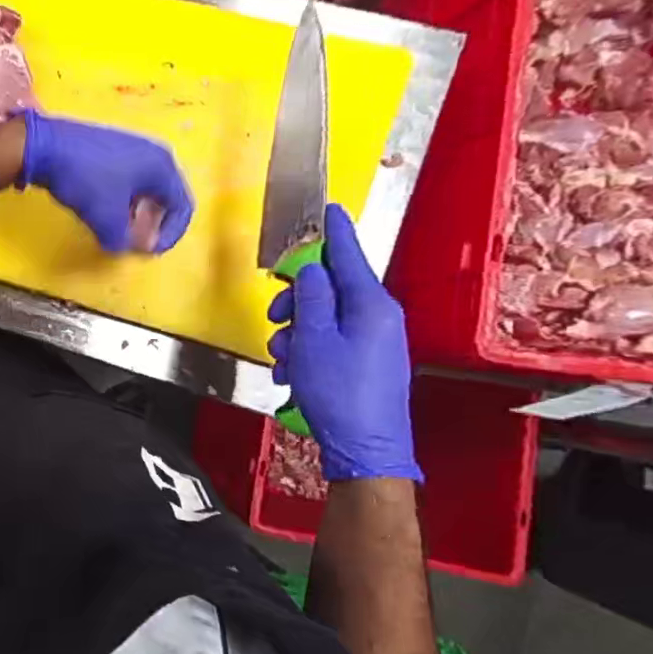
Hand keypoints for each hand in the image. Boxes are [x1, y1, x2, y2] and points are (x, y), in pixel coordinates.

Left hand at [17, 110, 193, 252]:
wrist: (46, 146)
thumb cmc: (86, 180)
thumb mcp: (107, 217)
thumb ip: (126, 238)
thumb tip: (138, 247)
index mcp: (162, 167)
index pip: (182, 207)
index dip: (170, 235)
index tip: (150, 252)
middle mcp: (154, 154)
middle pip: (166, 199)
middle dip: (152, 226)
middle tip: (135, 244)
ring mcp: (132, 150)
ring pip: (145, 192)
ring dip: (136, 216)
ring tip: (117, 232)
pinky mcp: (112, 151)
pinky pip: (128, 183)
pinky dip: (122, 203)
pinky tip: (103, 213)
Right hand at [267, 204, 420, 482]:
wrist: (366, 444)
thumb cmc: (338, 390)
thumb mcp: (314, 340)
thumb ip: (311, 299)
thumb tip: (311, 269)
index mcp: (370, 303)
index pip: (348, 255)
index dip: (333, 232)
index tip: (329, 209)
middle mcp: (377, 316)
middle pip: (329, 289)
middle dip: (296, 301)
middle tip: (276, 318)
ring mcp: (374, 340)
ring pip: (324, 319)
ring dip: (295, 334)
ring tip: (284, 361)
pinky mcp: (366, 361)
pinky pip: (330, 342)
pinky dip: (307, 352)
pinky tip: (294, 374)